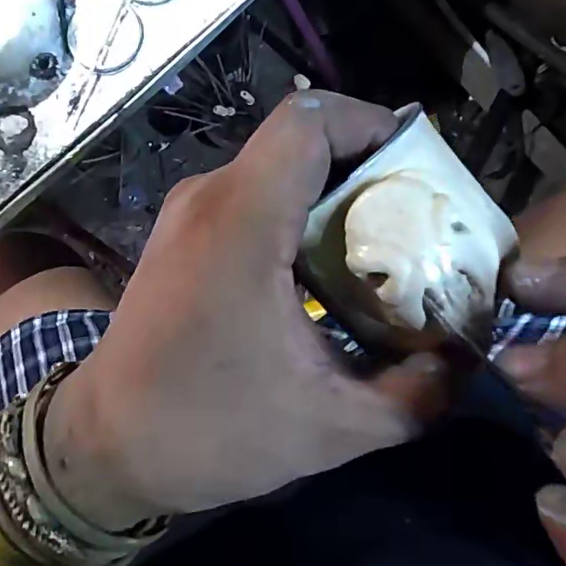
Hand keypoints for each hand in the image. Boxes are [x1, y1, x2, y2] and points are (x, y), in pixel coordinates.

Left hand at [45, 91, 447, 528]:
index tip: (417, 167)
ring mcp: (183, 215)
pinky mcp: (175, 237)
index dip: (369, 123)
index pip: (308, 119)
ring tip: (374, 245)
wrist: (106, 445)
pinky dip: (289, 213)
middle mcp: (206, 199)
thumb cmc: (209, 431)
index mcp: (242, 221)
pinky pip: (244, 197)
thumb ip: (415, 394)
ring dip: (325, 193)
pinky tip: (317, 268)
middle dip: (362, 166)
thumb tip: (459, 362)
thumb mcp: (331, 426)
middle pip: (294, 141)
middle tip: (413, 217)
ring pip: (269, 169)